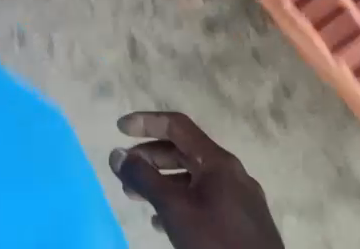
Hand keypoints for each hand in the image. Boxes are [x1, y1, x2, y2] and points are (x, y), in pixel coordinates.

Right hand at [110, 112, 284, 248]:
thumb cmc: (216, 242)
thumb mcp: (173, 208)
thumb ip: (142, 177)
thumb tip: (116, 154)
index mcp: (218, 163)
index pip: (177, 125)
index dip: (146, 122)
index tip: (119, 130)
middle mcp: (233, 175)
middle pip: (184, 151)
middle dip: (150, 158)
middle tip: (126, 170)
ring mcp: (241, 200)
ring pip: (193, 178)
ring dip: (161, 182)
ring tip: (136, 197)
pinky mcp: (244, 224)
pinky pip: (205, 200)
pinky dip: (180, 201)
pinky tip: (162, 222)